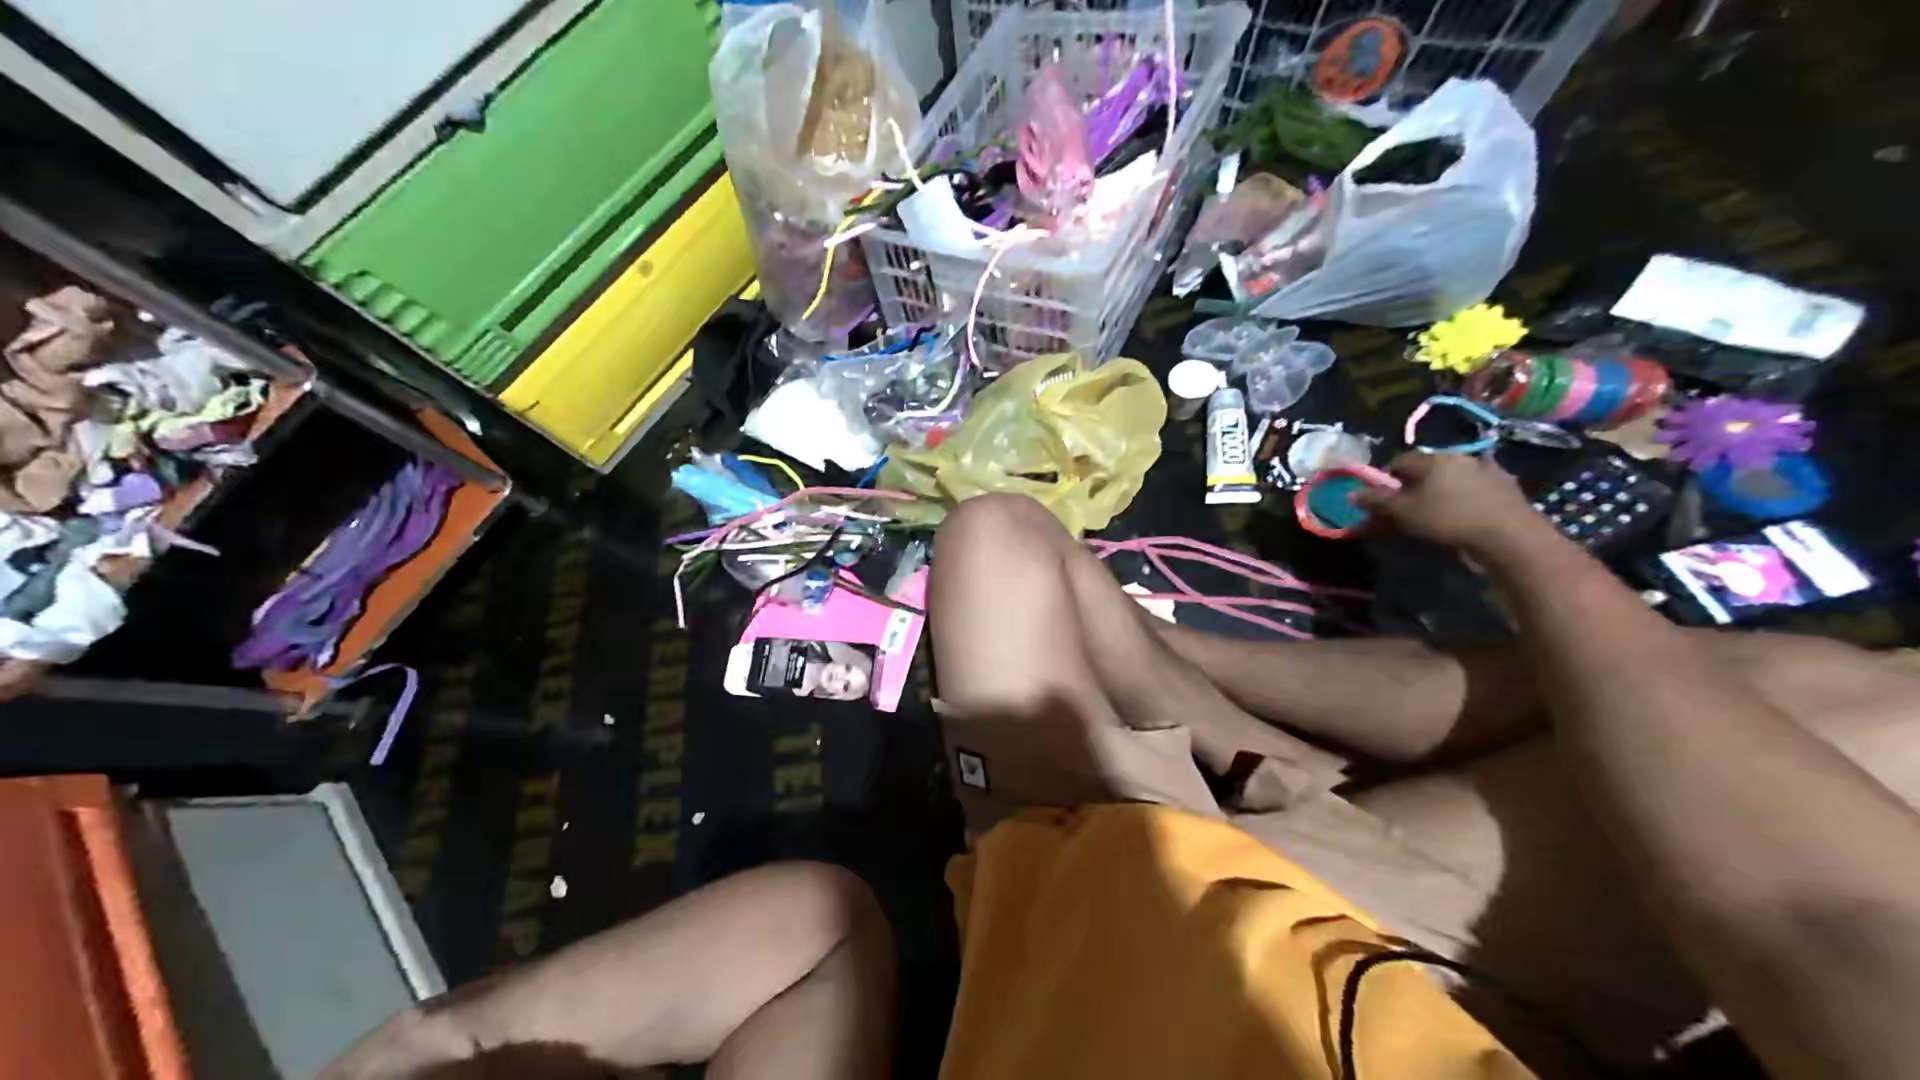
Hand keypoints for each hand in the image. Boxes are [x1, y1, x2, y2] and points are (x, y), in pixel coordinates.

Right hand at [1356, 452, 1549, 554]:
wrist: (1510, 536)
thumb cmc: (1448, 519)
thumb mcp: (1404, 512)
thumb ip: (1377, 501)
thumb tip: (1351, 493)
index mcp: (1433, 459)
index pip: (1399, 461)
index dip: (1385, 479)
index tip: (1381, 499)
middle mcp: (1460, 457)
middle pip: (1426, 469)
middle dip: (1412, 487)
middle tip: (1406, 510)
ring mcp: (1487, 470)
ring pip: (1451, 478)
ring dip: (1439, 492)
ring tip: (1435, 514)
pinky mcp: (1507, 486)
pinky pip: (1474, 488)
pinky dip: (1464, 498)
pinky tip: (1462, 515)